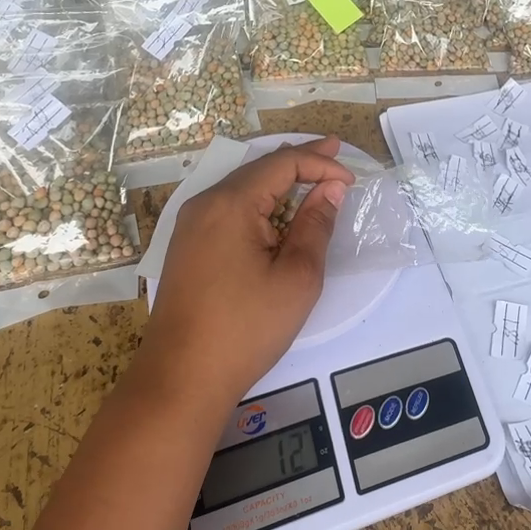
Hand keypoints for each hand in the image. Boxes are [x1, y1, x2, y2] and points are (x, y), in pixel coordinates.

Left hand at [143, 136, 355, 400]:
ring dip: (278, 179)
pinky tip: (276, 210)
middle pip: (259, 167)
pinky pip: (229, 206)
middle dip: (299, 160)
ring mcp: (190, 225)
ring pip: (242, 185)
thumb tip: (330, 189)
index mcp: (231, 204)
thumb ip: (316, 225)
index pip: (282, 163)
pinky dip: (259, 199)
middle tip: (334, 150)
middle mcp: (205, 203)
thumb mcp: (296, 278)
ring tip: (311, 173)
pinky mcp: (187, 247)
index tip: (350, 179)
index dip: (320, 163)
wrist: (179, 380)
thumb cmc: (244, 329)